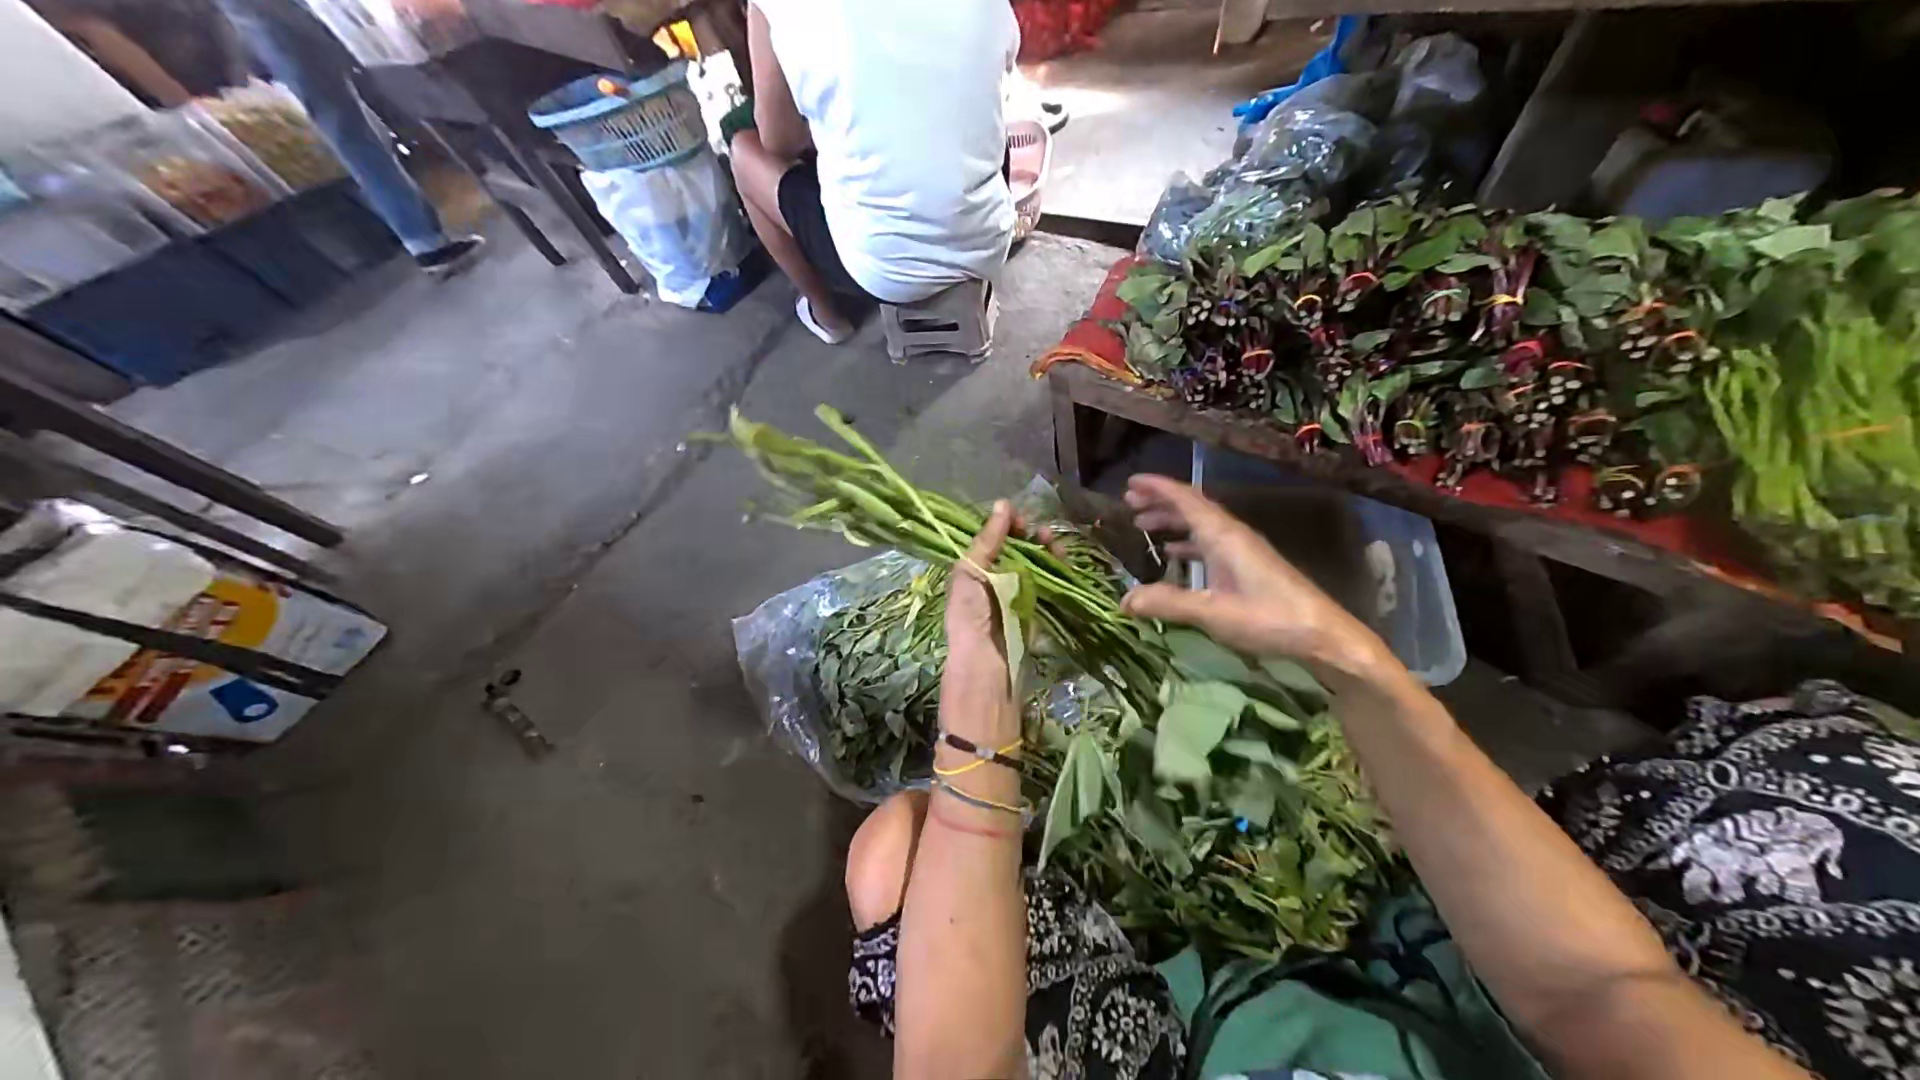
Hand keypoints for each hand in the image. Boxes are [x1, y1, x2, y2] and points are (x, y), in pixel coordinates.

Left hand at [942, 500, 1057, 741]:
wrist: (986, 667)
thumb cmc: (970, 615)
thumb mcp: (970, 572)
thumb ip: (987, 541)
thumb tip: (1003, 504)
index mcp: (974, 569)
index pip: (994, 539)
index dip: (1007, 526)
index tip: (1020, 519)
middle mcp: (996, 578)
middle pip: (1018, 548)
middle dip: (1031, 536)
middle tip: (1042, 532)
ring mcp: (1018, 594)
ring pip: (1036, 563)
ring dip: (1047, 550)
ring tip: (1054, 544)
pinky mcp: (1037, 610)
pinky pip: (1049, 583)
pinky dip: (1058, 570)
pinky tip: (1064, 561)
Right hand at [1120, 475, 1402, 686]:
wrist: (1323, 636)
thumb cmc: (1270, 619)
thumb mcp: (1213, 613)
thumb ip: (1168, 603)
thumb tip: (1124, 599)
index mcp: (1224, 536)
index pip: (1186, 500)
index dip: (1157, 488)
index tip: (1130, 483)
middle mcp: (1232, 536)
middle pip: (1192, 508)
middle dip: (1160, 501)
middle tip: (1130, 502)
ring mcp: (1242, 551)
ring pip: (1201, 525)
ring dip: (1172, 520)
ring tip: (1143, 523)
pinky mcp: (1248, 568)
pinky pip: (1210, 544)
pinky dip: (1188, 543)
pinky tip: (1175, 554)